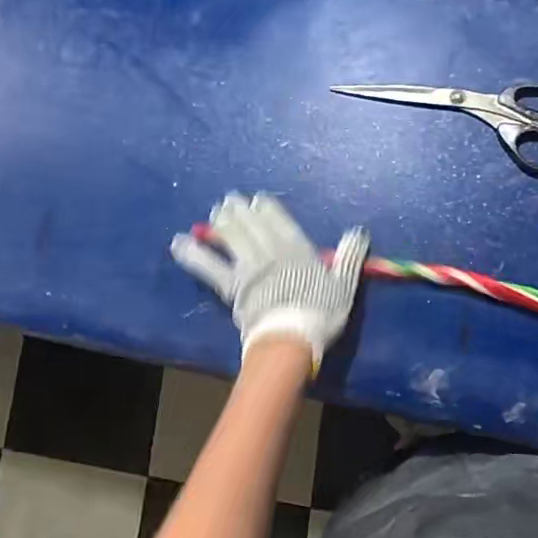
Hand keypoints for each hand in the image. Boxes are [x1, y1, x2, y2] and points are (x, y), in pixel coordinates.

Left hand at [170, 193, 367, 368]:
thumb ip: (350, 257)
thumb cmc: (321, 313)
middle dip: (240, 210)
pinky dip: (192, 253)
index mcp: (297, 249)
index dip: (267, 208)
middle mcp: (270, 251)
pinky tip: (179, 241)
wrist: (292, 337)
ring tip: (215, 212)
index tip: (258, 201)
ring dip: (222, 222)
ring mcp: (248, 267)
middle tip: (229, 200)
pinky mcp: (231, 285)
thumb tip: (358, 233)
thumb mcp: (344, 285)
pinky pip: (207, 265)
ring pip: (230, 236)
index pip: (279, 220)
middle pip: (251, 224)